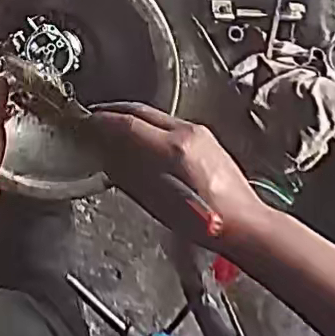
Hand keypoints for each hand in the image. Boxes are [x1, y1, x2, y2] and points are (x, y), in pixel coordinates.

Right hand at [87, 103, 269, 247]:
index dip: (103, 121)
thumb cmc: (207, 224)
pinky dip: (149, 125)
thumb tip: (109, 160)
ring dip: (131, 116)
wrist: (245, 224)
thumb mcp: (157, 204)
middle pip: (141, 111)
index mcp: (174, 150)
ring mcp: (199, 132)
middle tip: (95, 117)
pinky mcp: (205, 137)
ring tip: (114, 126)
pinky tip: (141, 136)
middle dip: (114, 111)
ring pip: (155, 114)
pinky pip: (169, 123)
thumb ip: (129, 177)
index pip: (129, 123)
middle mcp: (188, 133)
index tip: (88, 122)